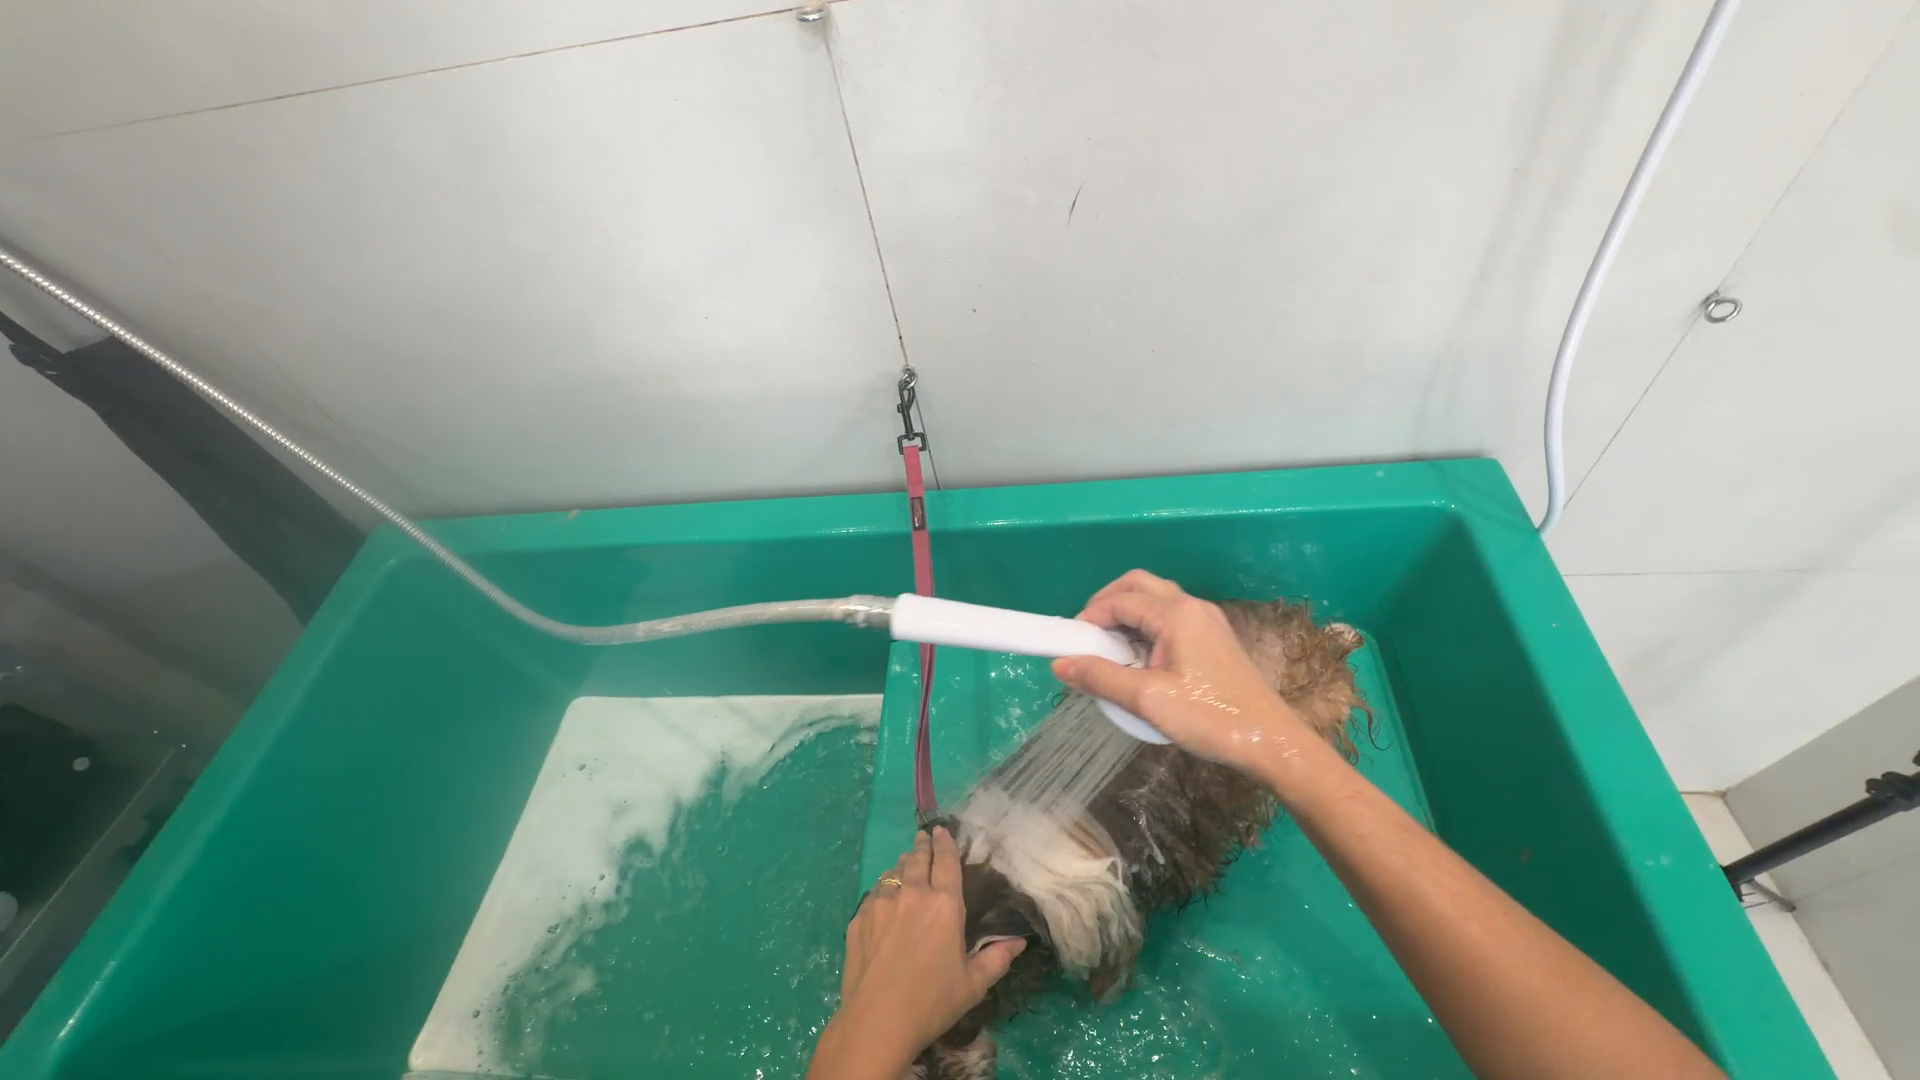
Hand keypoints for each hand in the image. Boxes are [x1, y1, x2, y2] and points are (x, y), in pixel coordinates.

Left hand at [808, 827, 1024, 1078]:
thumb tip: (1019, 941)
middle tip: (924, 837)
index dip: (945, 842)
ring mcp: (882, 902)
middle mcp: (913, 893)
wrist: (877, 1021)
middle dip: (922, 845)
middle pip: (917, 858)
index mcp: (944, 904)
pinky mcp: (859, 917)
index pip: (946, 860)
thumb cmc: (931, 1002)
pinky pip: (875, 893)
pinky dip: (884, 888)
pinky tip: (884, 897)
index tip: (942, 830)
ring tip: (905, 863)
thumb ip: (997, 958)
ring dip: (902, 865)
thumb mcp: (973, 985)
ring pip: (894, 872)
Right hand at [1052, 569, 1316, 771]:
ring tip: (1109, 650)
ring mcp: (1206, 621)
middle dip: (1107, 603)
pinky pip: (1170, 618)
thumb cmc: (1210, 718)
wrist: (1270, 741)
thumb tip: (1060, 664)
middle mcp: (1192, 607)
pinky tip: (1139, 661)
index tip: (1072, 644)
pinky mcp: (1213, 638)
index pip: (1120, 600)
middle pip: (1138, 585)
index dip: (1090, 617)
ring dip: (1127, 615)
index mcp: (1176, 614)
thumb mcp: (1147, 701)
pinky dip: (1146, 627)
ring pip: (1156, 600)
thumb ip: (1101, 678)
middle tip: (1087, 636)